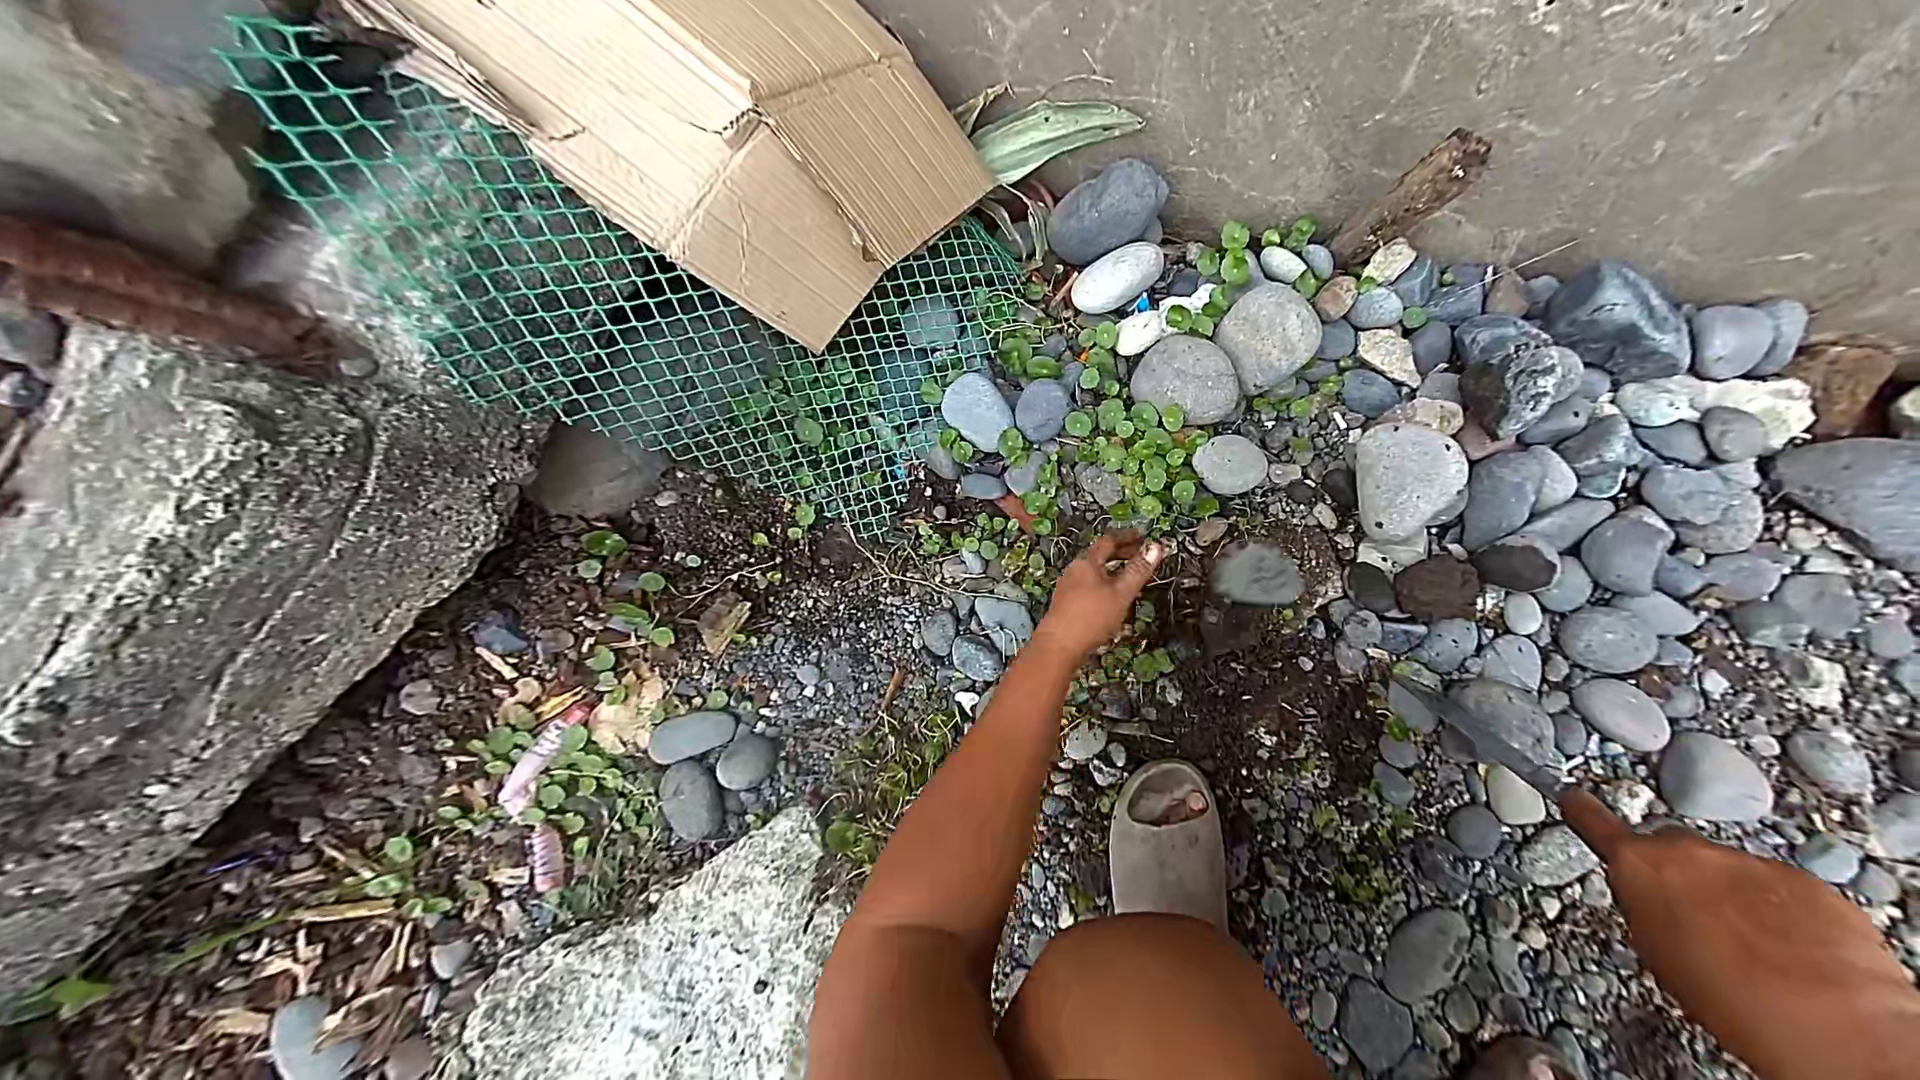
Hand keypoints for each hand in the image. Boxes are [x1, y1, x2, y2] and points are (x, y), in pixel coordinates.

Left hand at [1030, 531, 1162, 660]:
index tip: (1144, 536)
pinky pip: (1088, 584)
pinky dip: (1103, 583)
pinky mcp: (1065, 602)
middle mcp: (1074, 570)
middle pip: (1099, 555)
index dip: (1128, 537)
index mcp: (1086, 562)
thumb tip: (1156, 546)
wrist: (1059, 645)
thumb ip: (1138, 570)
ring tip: (1130, 576)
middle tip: (1141, 555)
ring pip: (1093, 571)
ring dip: (1112, 569)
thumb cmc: (1092, 617)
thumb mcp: (1121, 593)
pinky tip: (1111, 597)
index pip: (1108, 541)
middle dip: (1121, 552)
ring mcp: (1067, 586)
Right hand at [1560, 790, 1919, 1079]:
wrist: (1832, 1019)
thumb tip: (1651, 899)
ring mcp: (1747, 862)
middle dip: (1677, 872)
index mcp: (1635, 862)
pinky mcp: (1804, 880)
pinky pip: (1780, 886)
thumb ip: (1642, 903)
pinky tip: (1791, 946)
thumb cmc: (1727, 991)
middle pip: (1670, 848)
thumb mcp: (1653, 947)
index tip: (1573, 798)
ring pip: (1728, 869)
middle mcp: (1686, 850)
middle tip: (1692, 917)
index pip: (1592, 819)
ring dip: (1732, 895)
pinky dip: (1780, 909)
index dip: (1580, 809)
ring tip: (1753, 945)